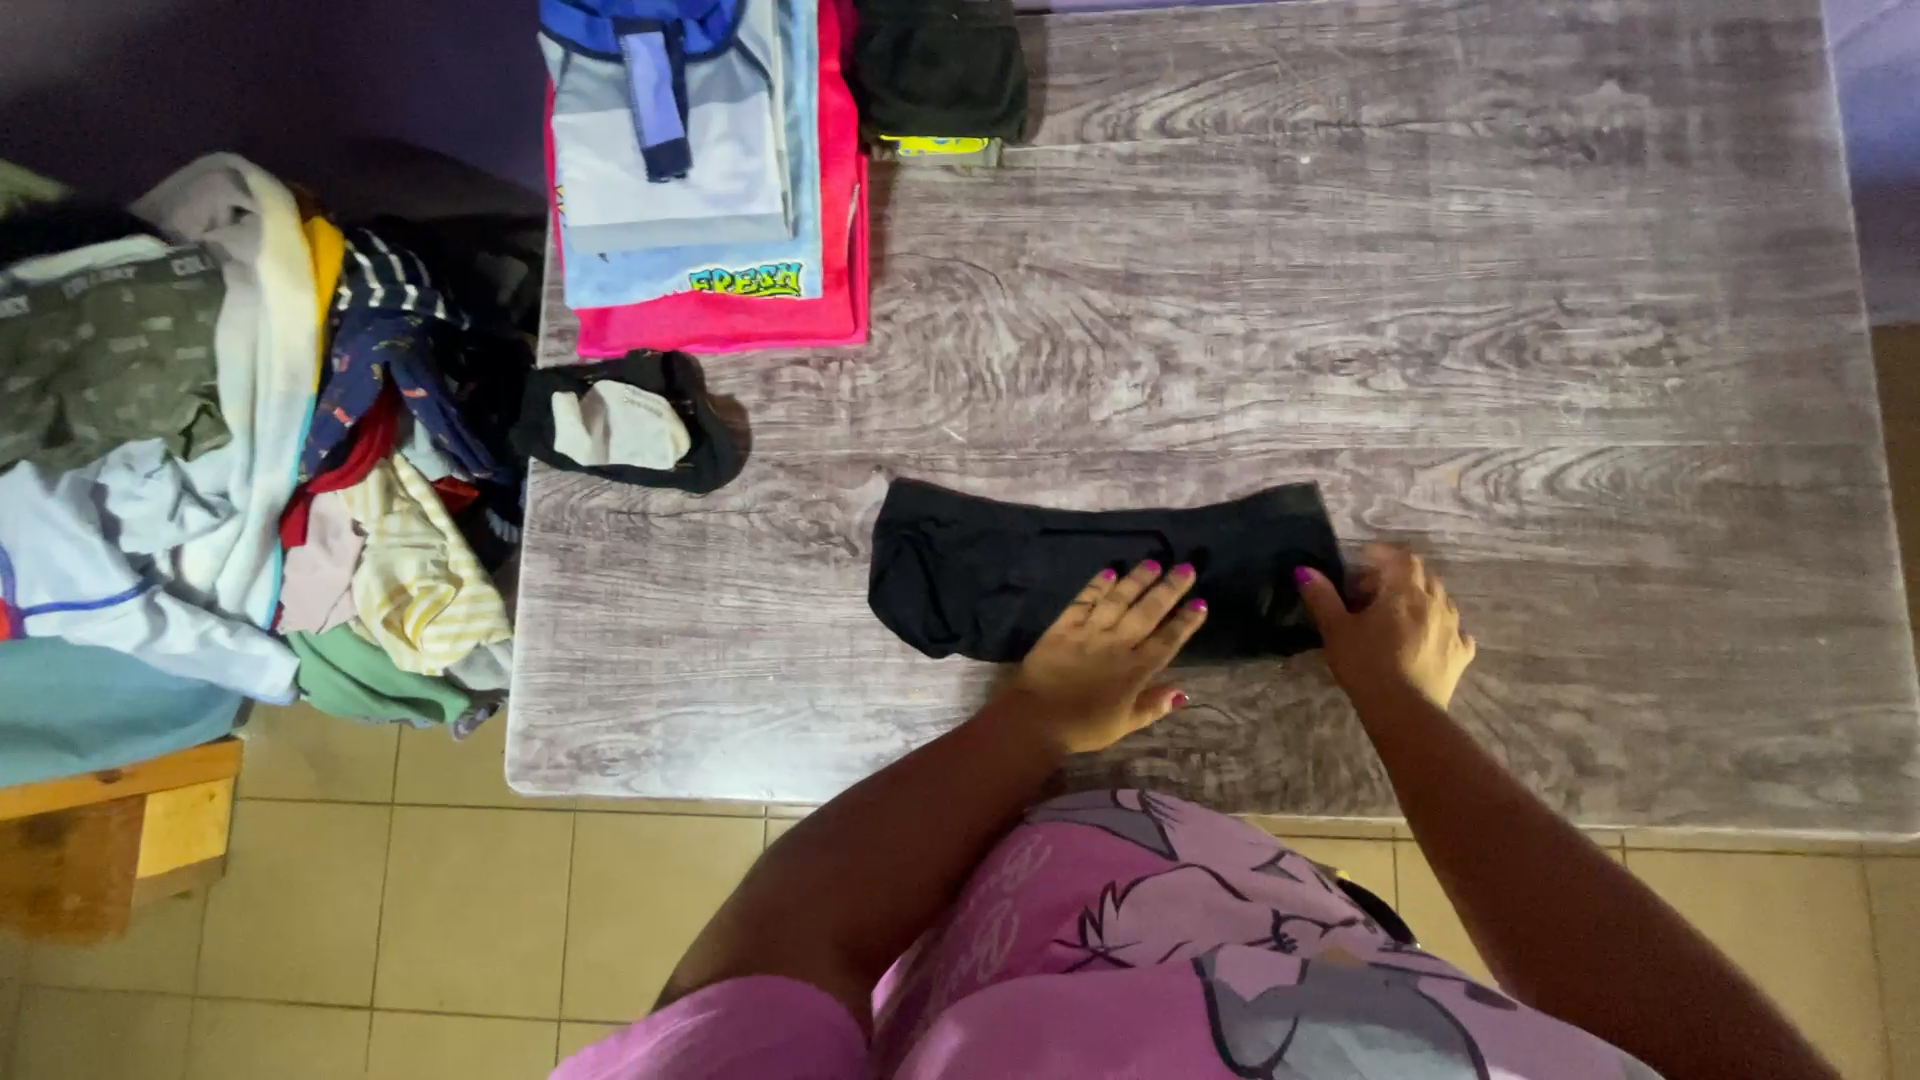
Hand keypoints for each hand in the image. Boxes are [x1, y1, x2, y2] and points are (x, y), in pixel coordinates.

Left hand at [992, 561, 1209, 754]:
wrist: (1035, 718)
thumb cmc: (1081, 727)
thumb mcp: (1123, 726)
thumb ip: (1152, 706)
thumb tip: (1182, 692)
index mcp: (1134, 671)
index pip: (1166, 641)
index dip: (1185, 622)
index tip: (1200, 603)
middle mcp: (1116, 645)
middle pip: (1147, 612)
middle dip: (1169, 589)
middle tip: (1186, 567)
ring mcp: (1088, 632)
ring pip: (1118, 600)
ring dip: (1137, 580)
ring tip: (1154, 563)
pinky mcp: (1062, 627)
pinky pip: (1083, 601)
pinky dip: (1096, 586)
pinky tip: (1109, 572)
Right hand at [1296, 543, 1476, 708]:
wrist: (1403, 710)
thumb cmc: (1365, 664)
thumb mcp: (1335, 629)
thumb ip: (1321, 597)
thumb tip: (1305, 570)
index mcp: (1404, 593)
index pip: (1401, 559)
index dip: (1383, 553)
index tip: (1363, 558)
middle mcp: (1435, 604)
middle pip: (1423, 577)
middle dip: (1399, 576)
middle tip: (1373, 591)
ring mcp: (1453, 629)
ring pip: (1441, 601)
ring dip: (1421, 599)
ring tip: (1398, 614)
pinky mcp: (1461, 654)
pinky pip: (1456, 631)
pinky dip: (1441, 627)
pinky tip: (1428, 638)